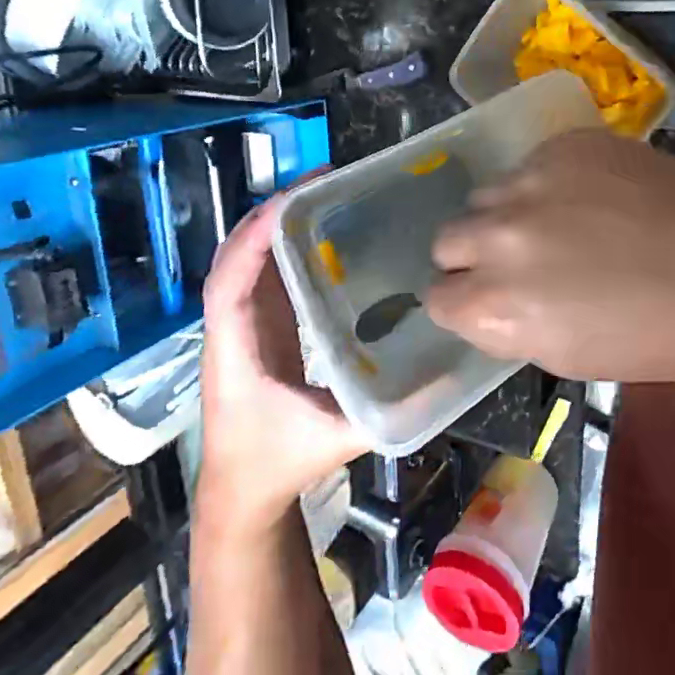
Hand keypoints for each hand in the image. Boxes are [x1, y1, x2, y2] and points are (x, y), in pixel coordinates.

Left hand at [200, 197, 369, 529]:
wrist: (243, 492)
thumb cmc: (277, 462)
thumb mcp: (336, 439)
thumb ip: (387, 411)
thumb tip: (444, 375)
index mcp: (236, 348)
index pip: (230, 281)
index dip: (255, 238)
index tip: (291, 202)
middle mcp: (232, 326)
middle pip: (237, 256)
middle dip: (272, 214)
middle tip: (322, 182)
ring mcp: (243, 324)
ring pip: (249, 260)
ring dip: (277, 224)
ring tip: (324, 195)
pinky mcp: (259, 326)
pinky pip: (264, 275)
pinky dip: (284, 246)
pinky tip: (322, 233)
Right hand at [424, 130, 674, 380]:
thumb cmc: (655, 337)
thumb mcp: (564, 355)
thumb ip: (508, 321)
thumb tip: (486, 293)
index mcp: (494, 306)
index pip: (439, 298)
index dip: (465, 299)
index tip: (489, 296)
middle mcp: (496, 238)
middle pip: (449, 238)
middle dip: (475, 252)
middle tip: (520, 257)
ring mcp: (530, 181)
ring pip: (488, 194)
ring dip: (509, 211)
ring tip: (561, 221)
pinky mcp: (566, 144)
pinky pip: (531, 164)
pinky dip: (549, 181)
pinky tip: (594, 194)